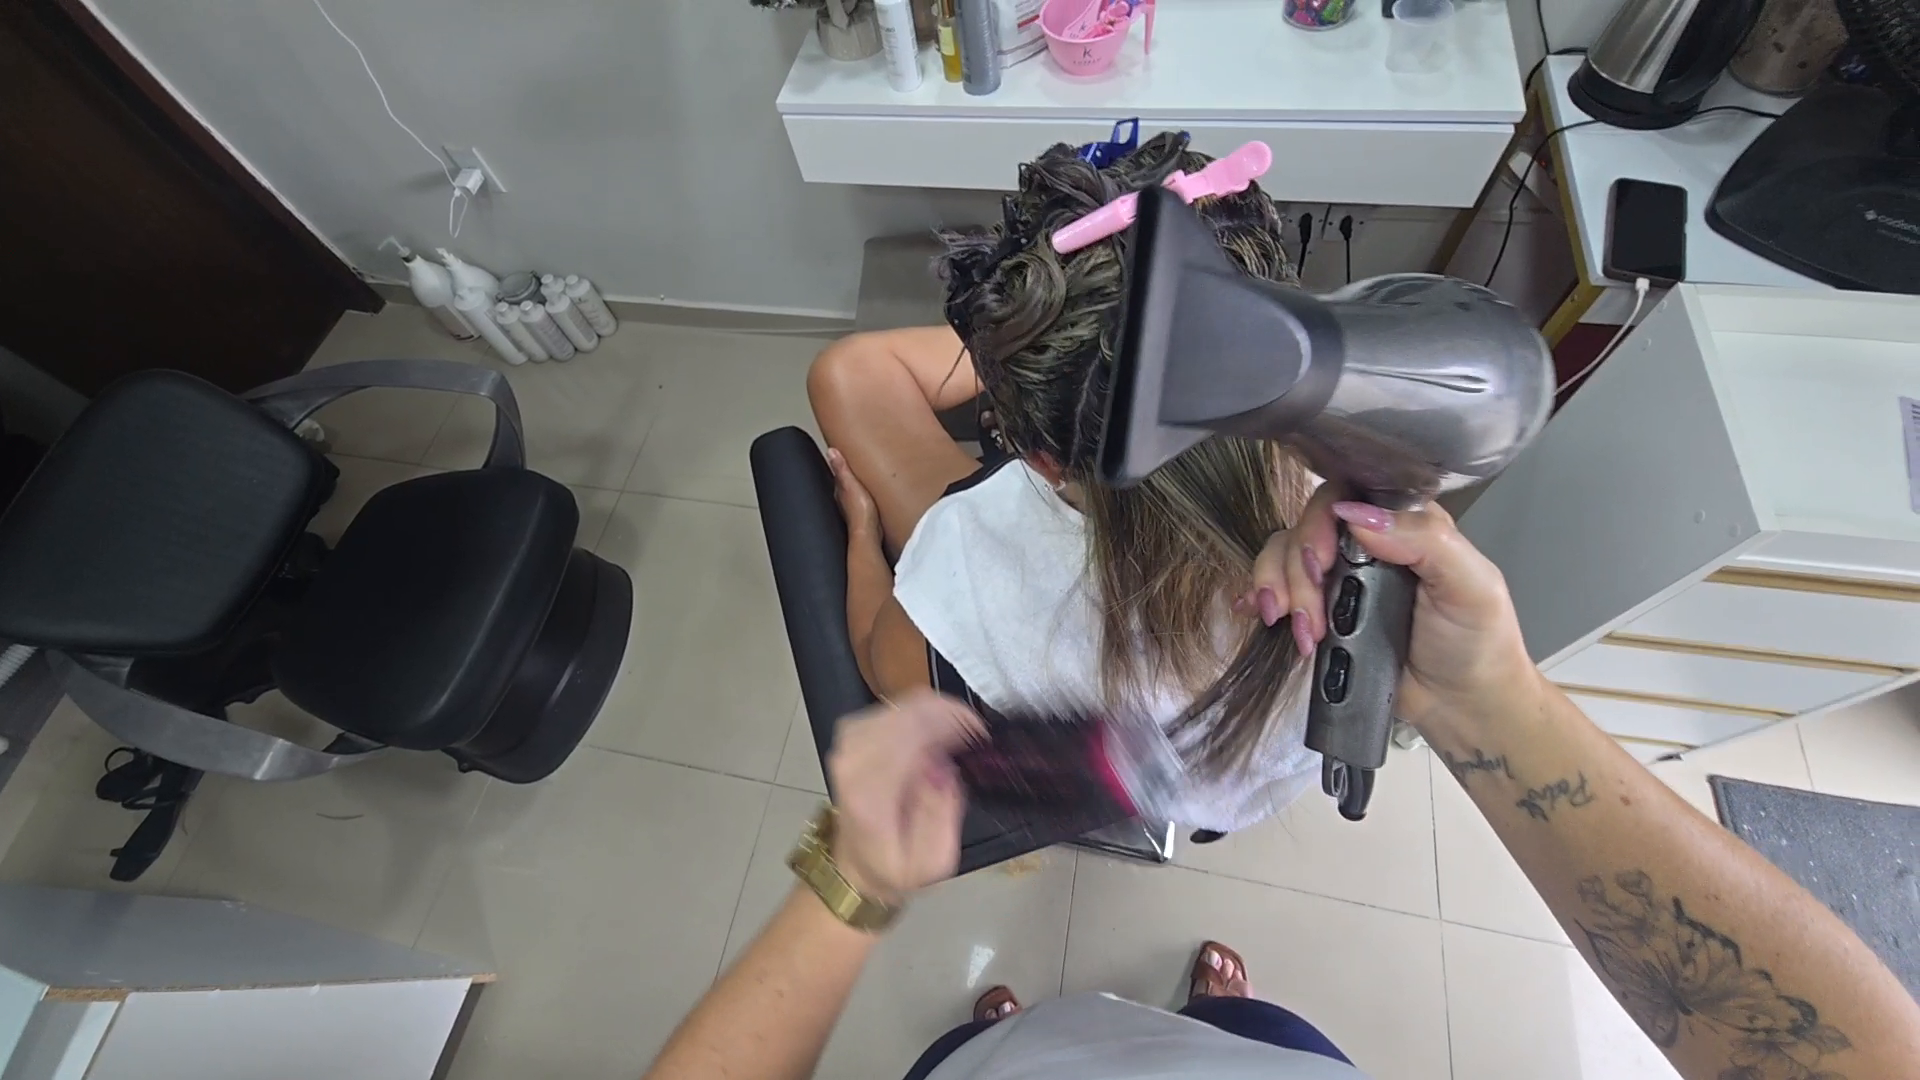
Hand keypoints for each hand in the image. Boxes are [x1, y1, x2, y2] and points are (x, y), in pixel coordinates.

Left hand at [825, 690, 984, 905]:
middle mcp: (852, 758)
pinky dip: (925, 713)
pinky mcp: (855, 731)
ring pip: (906, 704)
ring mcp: (850, 740)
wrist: (857, 865)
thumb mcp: (931, 862)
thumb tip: (943, 770)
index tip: (980, 734)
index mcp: (869, 790)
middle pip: (909, 711)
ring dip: (939, 714)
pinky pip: (899, 706)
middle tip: (976, 735)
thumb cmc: (894, 866)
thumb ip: (941, 816)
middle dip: (949, 716)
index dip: (951, 722)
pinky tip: (940, 733)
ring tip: (961, 737)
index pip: (910, 732)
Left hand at [826, 447, 880, 541]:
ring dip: (853, 487)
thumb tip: (830, 451)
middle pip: (843, 484)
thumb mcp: (851, 485)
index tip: (841, 455)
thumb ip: (842, 469)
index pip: (837, 474)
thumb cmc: (861, 512)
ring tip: (858, 479)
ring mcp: (851, 508)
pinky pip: (859, 502)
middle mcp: (843, 500)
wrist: (868, 533)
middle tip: (850, 466)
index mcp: (839, 490)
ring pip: (850, 494)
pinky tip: (866, 497)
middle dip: (846, 476)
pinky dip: (861, 497)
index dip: (840, 465)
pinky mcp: (862, 515)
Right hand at [1246, 493, 1542, 738]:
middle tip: (1309, 618)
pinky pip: (1271, 587)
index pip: (1343, 496)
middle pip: (1302, 529)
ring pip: (1279, 555)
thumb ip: (1423, 541)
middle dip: (1295, 573)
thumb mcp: (1470, 585)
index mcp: (1399, 524)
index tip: (1319, 562)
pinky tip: (1254, 612)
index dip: (1318, 521)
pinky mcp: (1314, 608)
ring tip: (1299, 634)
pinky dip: (1255, 596)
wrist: (1458, 704)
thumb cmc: (1475, 641)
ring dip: (1276, 590)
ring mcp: (1333, 576)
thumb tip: (1352, 514)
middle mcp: (1359, 542)